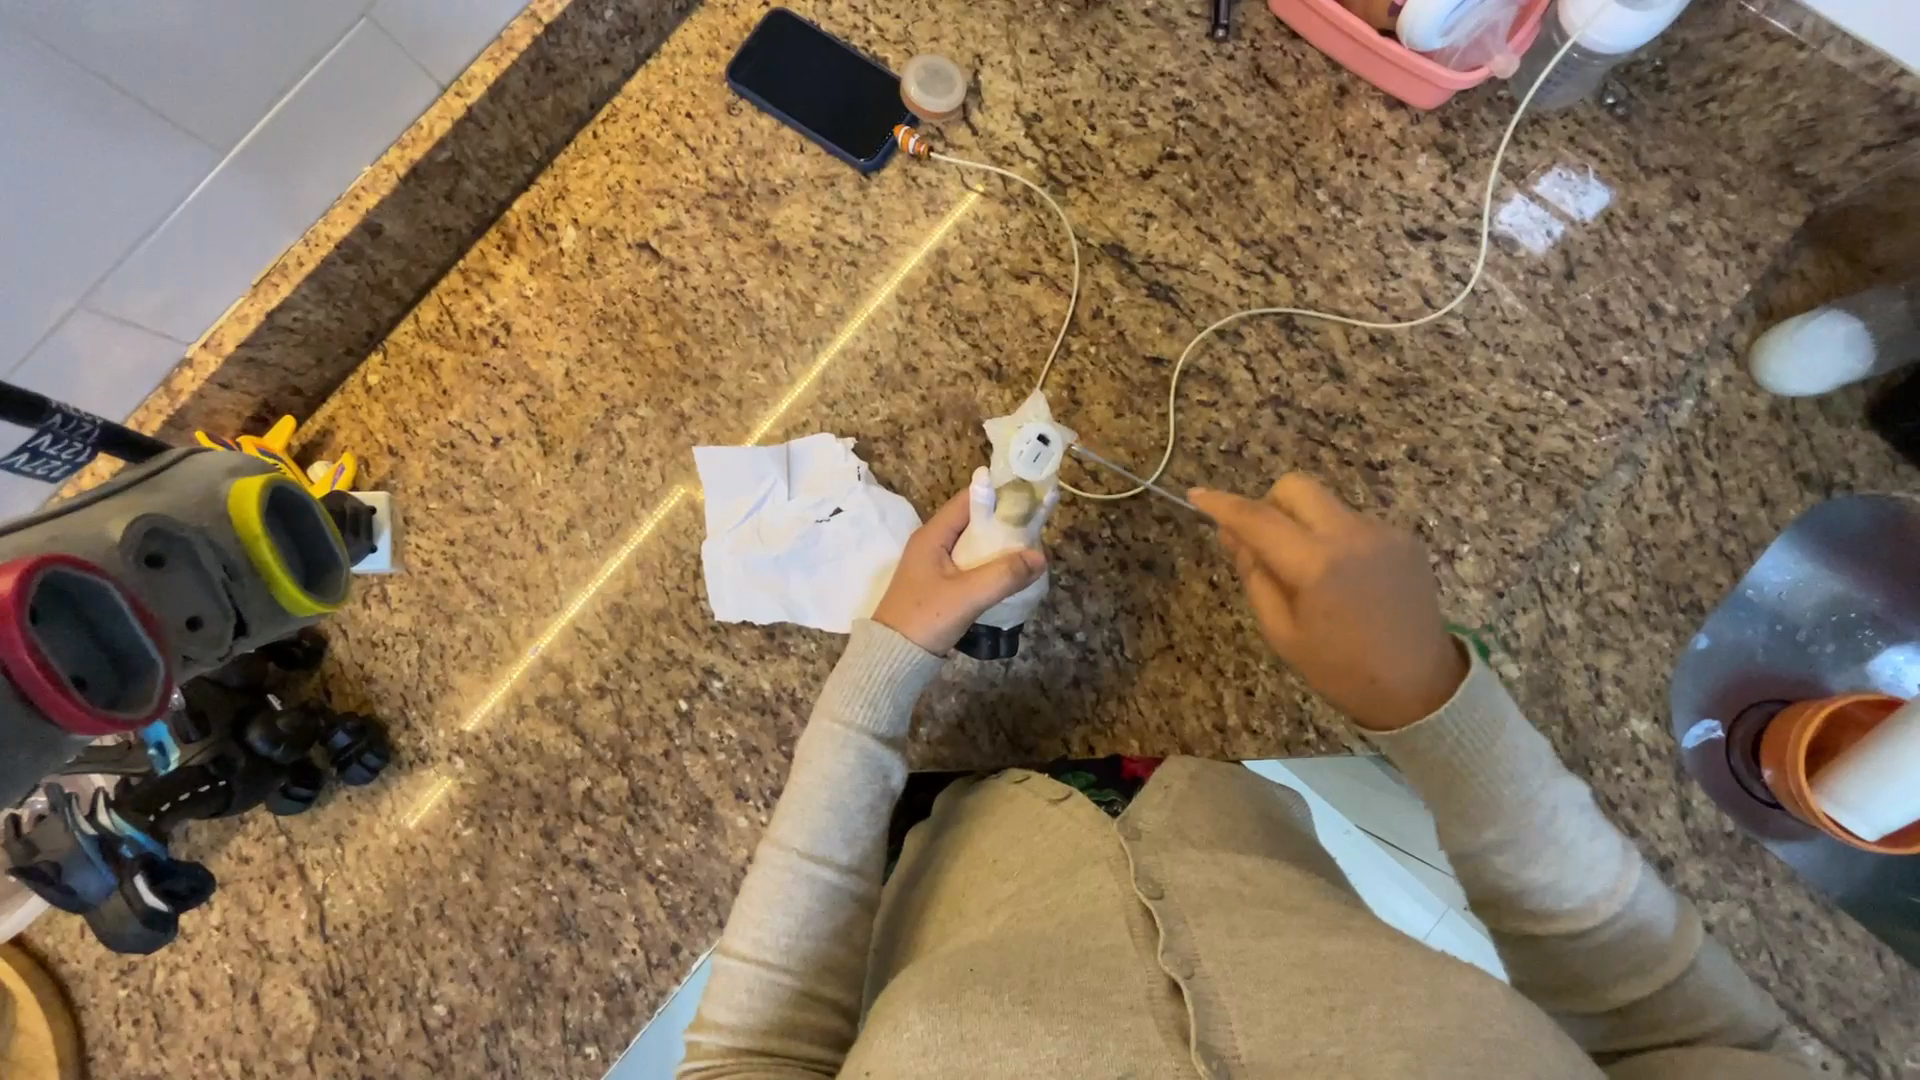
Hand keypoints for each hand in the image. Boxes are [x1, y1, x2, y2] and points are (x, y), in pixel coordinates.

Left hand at [872, 485, 1047, 653]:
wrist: (894, 657)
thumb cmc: (925, 619)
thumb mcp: (967, 596)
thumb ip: (1004, 575)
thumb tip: (1040, 558)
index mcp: (932, 535)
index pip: (968, 499)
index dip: (998, 495)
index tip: (1029, 498)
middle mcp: (933, 543)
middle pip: (973, 520)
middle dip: (1004, 521)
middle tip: (1036, 526)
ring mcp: (936, 564)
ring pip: (974, 544)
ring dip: (999, 545)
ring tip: (1030, 548)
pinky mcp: (941, 584)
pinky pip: (971, 564)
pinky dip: (991, 565)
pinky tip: (1011, 574)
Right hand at [1189, 475, 1466, 730]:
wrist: (1421, 687)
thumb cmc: (1340, 669)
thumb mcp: (1280, 631)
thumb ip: (1254, 575)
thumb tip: (1233, 534)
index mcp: (1317, 565)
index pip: (1257, 519)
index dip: (1222, 505)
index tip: (1196, 495)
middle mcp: (1352, 536)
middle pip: (1295, 487)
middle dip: (1269, 504)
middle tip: (1264, 543)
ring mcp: (1383, 533)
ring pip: (1324, 505)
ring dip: (1303, 525)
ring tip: (1310, 575)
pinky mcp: (1403, 538)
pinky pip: (1351, 522)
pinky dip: (1333, 539)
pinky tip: (1344, 580)